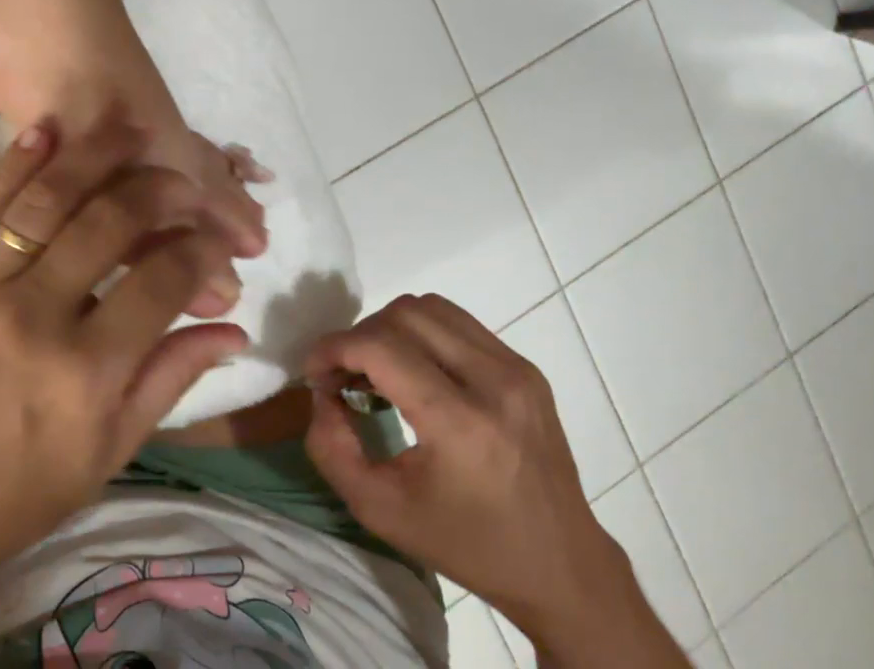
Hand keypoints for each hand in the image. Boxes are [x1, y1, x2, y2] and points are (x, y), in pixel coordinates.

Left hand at [0, 116, 249, 593]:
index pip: (162, 280)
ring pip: (47, 201)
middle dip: (158, 189)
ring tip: (130, 128)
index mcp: (87, 371)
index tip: (218, 246)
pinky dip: (17, 166)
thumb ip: (170, 378)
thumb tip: (234, 328)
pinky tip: (47, 130)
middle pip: (109, 223)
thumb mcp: (110, 450)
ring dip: (93, 155)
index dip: (200, 253)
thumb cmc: (24, 491)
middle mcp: (37, 317)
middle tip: (184, 180)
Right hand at [302, 295, 635, 635]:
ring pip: (431, 308)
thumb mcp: (377, 508)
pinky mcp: (526, 370)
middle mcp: (494, 382)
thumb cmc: (464, 544)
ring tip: (376, 372)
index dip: (332, 349)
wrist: (559, 565)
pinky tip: (413, 375)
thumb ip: (330, 446)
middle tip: (343, 376)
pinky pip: (458, 324)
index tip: (314, 375)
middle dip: (358, 336)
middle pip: (403, 315)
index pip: (380, 347)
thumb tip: (321, 392)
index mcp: (459, 423)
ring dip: (389, 330)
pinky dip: (421, 336)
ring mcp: (517, 370)